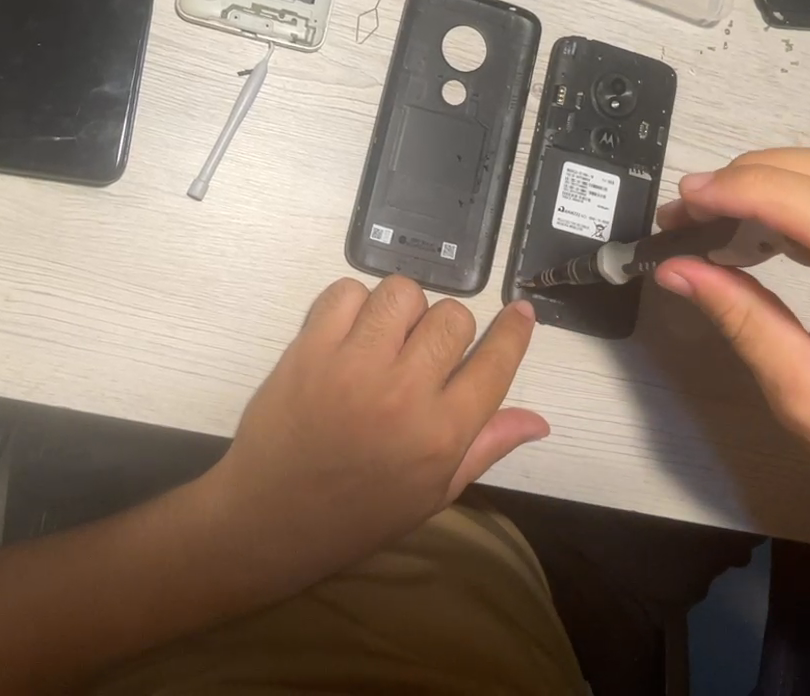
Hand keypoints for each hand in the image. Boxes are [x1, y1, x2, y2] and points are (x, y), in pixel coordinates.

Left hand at [206, 276, 545, 584]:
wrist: (270, 518)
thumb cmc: (358, 514)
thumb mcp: (432, 494)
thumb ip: (485, 447)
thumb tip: (539, 419)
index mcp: (441, 434)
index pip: (496, 364)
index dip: (514, 331)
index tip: (521, 310)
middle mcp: (404, 392)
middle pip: (452, 317)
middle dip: (448, 327)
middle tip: (424, 351)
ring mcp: (353, 365)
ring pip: (402, 293)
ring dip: (402, 310)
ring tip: (384, 339)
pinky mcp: (309, 347)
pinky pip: (346, 290)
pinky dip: (352, 303)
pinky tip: (348, 334)